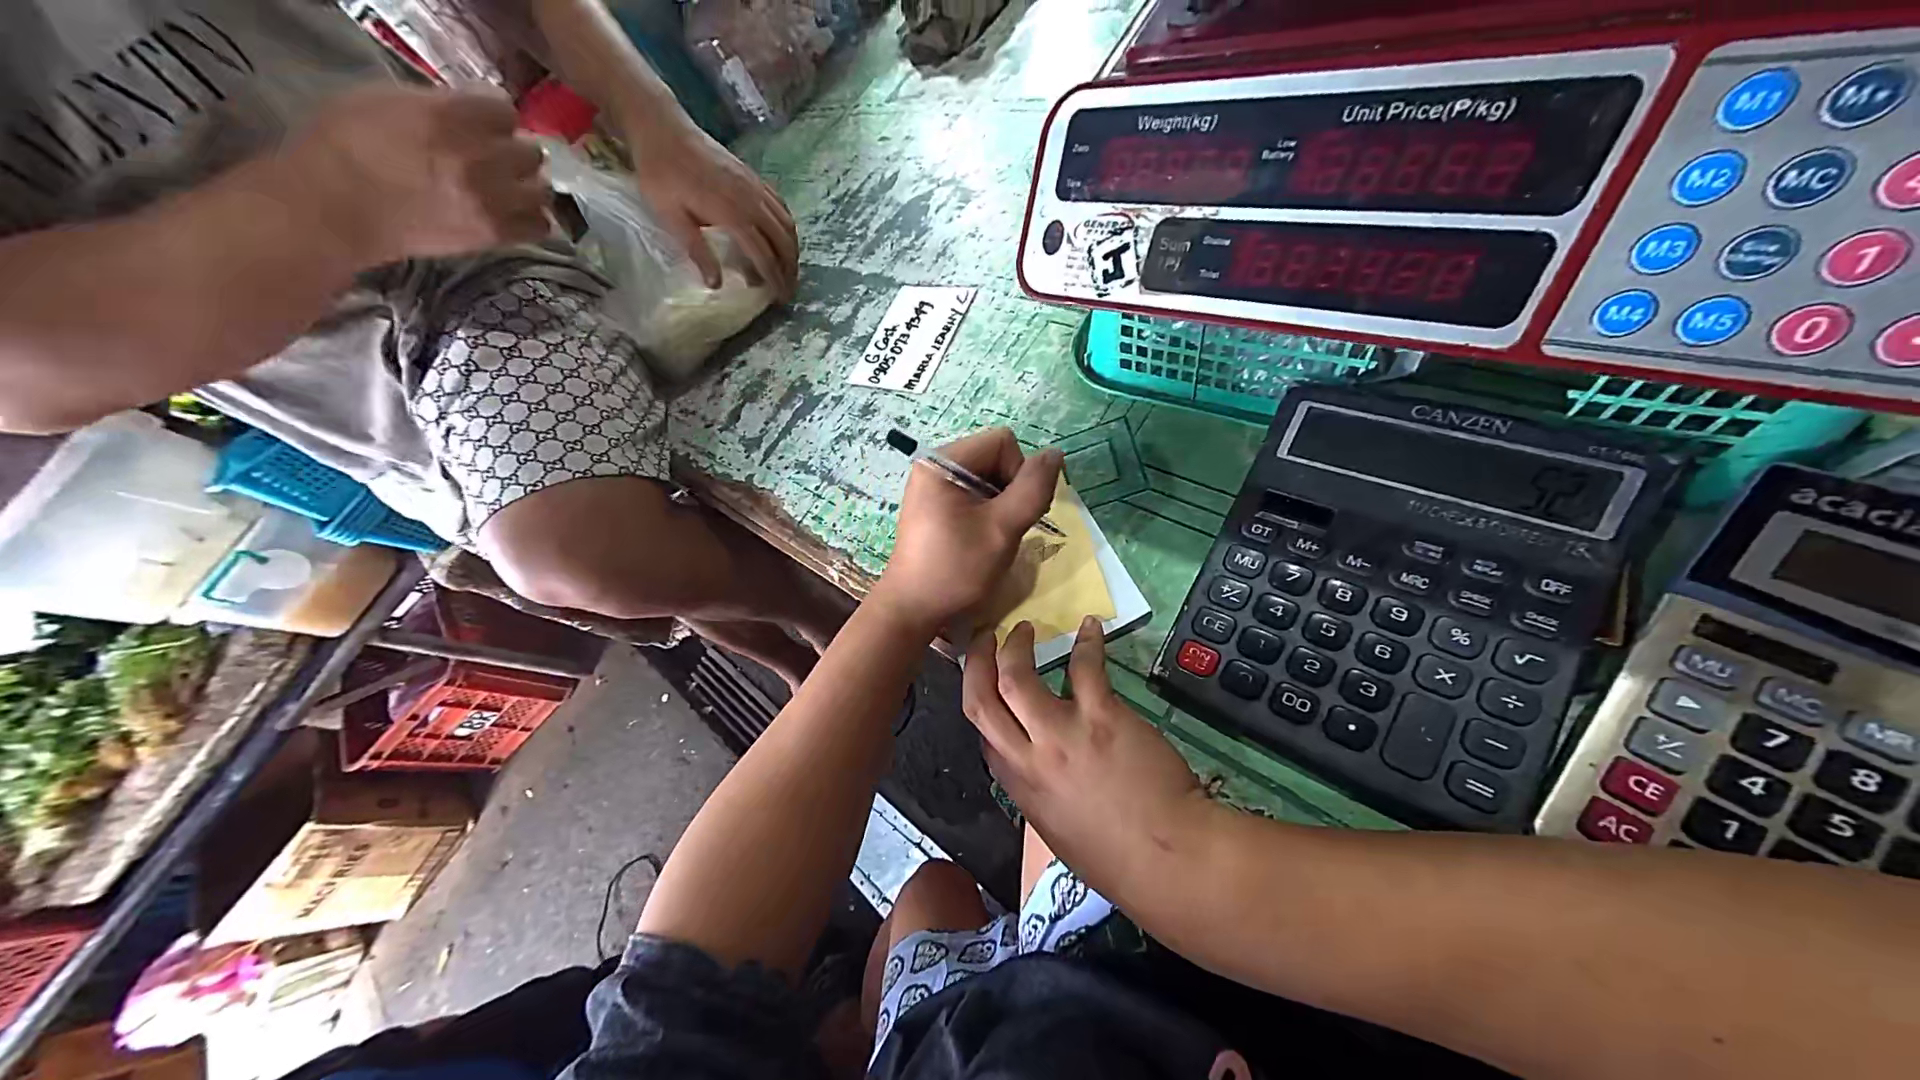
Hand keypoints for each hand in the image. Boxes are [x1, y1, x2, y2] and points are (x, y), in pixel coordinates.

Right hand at [289, 85, 551, 265]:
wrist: (337, 206)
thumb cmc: (347, 144)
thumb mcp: (386, 99)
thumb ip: (441, 103)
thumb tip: (476, 110)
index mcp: (452, 117)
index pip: (506, 110)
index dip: (496, 117)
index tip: (486, 125)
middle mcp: (481, 158)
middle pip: (531, 152)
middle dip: (516, 154)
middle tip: (499, 160)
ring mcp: (493, 199)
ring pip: (543, 190)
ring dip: (529, 188)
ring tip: (510, 189)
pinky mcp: (496, 233)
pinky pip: (540, 225)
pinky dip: (532, 219)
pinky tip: (514, 215)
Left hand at [620, 114, 798, 300]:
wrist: (662, 128)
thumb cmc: (661, 174)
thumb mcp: (671, 217)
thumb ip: (697, 251)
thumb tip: (716, 285)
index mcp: (733, 215)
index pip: (763, 255)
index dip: (774, 279)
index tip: (779, 299)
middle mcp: (752, 202)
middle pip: (783, 242)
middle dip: (790, 269)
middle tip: (789, 290)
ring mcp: (755, 187)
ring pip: (787, 224)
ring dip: (792, 250)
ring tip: (790, 269)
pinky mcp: (754, 177)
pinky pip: (781, 207)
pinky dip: (787, 227)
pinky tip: (783, 238)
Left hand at [870, 428, 1062, 634]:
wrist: (913, 609)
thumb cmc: (956, 569)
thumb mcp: (1002, 528)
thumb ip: (1033, 488)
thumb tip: (1056, 454)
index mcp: (942, 461)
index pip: (1003, 442)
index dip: (1019, 473)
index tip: (1012, 513)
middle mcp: (935, 464)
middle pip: (996, 456)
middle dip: (1012, 489)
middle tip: (1006, 528)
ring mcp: (934, 485)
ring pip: (989, 476)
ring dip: (1002, 503)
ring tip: (994, 536)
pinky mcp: (936, 504)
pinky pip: (975, 492)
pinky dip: (989, 511)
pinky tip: (982, 538)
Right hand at [963, 618, 1209, 893]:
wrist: (1169, 859)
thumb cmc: (1116, 854)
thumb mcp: (1057, 828)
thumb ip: (1038, 790)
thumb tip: (1036, 764)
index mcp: (1019, 786)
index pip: (983, 733)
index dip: (982, 700)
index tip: (987, 683)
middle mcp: (1029, 758)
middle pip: (981, 699)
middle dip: (977, 662)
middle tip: (985, 637)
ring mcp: (1062, 735)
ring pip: (1017, 677)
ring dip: (1015, 647)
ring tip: (1023, 628)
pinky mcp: (1100, 716)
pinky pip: (1084, 666)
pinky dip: (1087, 642)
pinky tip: (1090, 626)